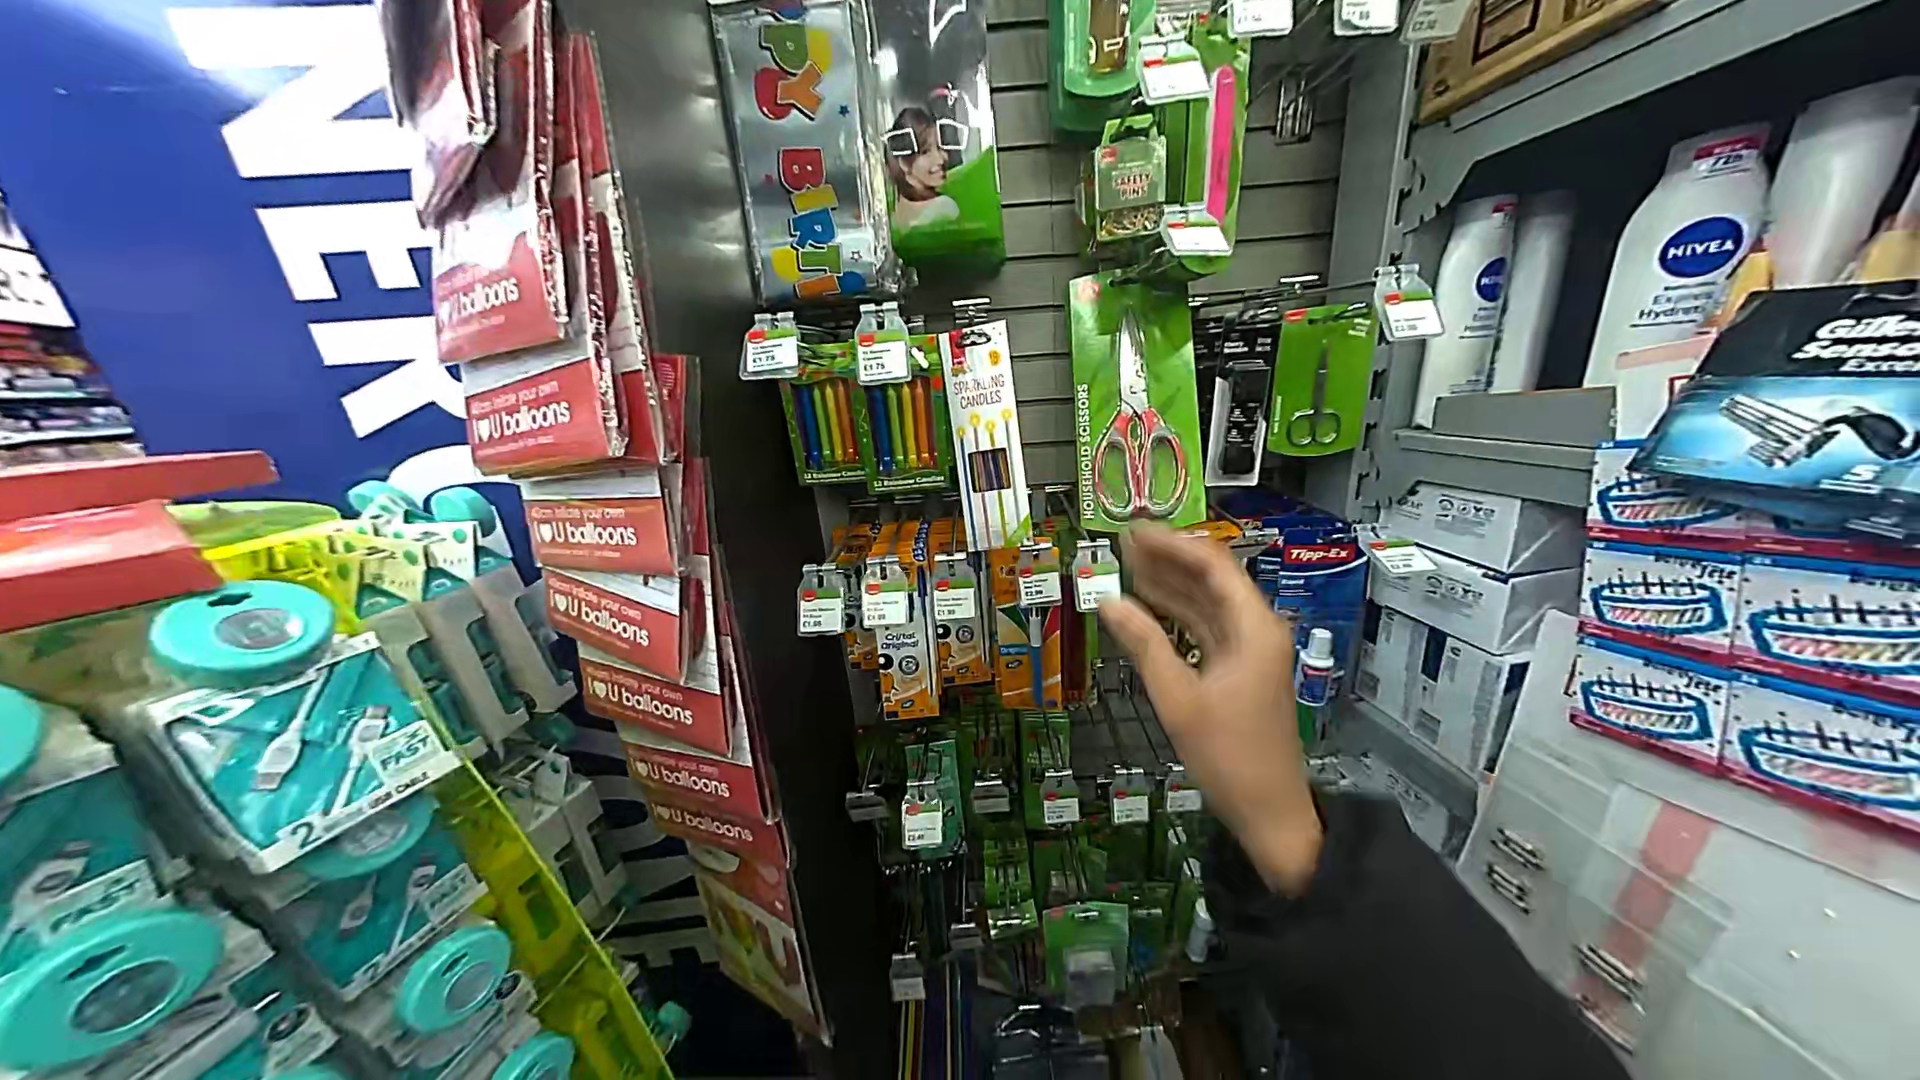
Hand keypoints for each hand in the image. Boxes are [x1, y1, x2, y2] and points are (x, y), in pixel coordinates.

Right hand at [1097, 522, 1321, 894]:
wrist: (1268, 811)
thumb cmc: (1228, 756)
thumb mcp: (1178, 699)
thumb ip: (1144, 644)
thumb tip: (1107, 601)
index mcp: (1253, 627)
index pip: (1213, 566)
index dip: (1173, 545)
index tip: (1134, 532)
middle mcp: (1254, 628)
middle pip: (1210, 578)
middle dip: (1168, 558)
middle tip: (1123, 542)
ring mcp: (1246, 648)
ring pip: (1204, 601)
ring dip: (1169, 583)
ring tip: (1127, 563)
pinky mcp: (1235, 666)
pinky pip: (1202, 626)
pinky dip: (1174, 613)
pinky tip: (1145, 603)